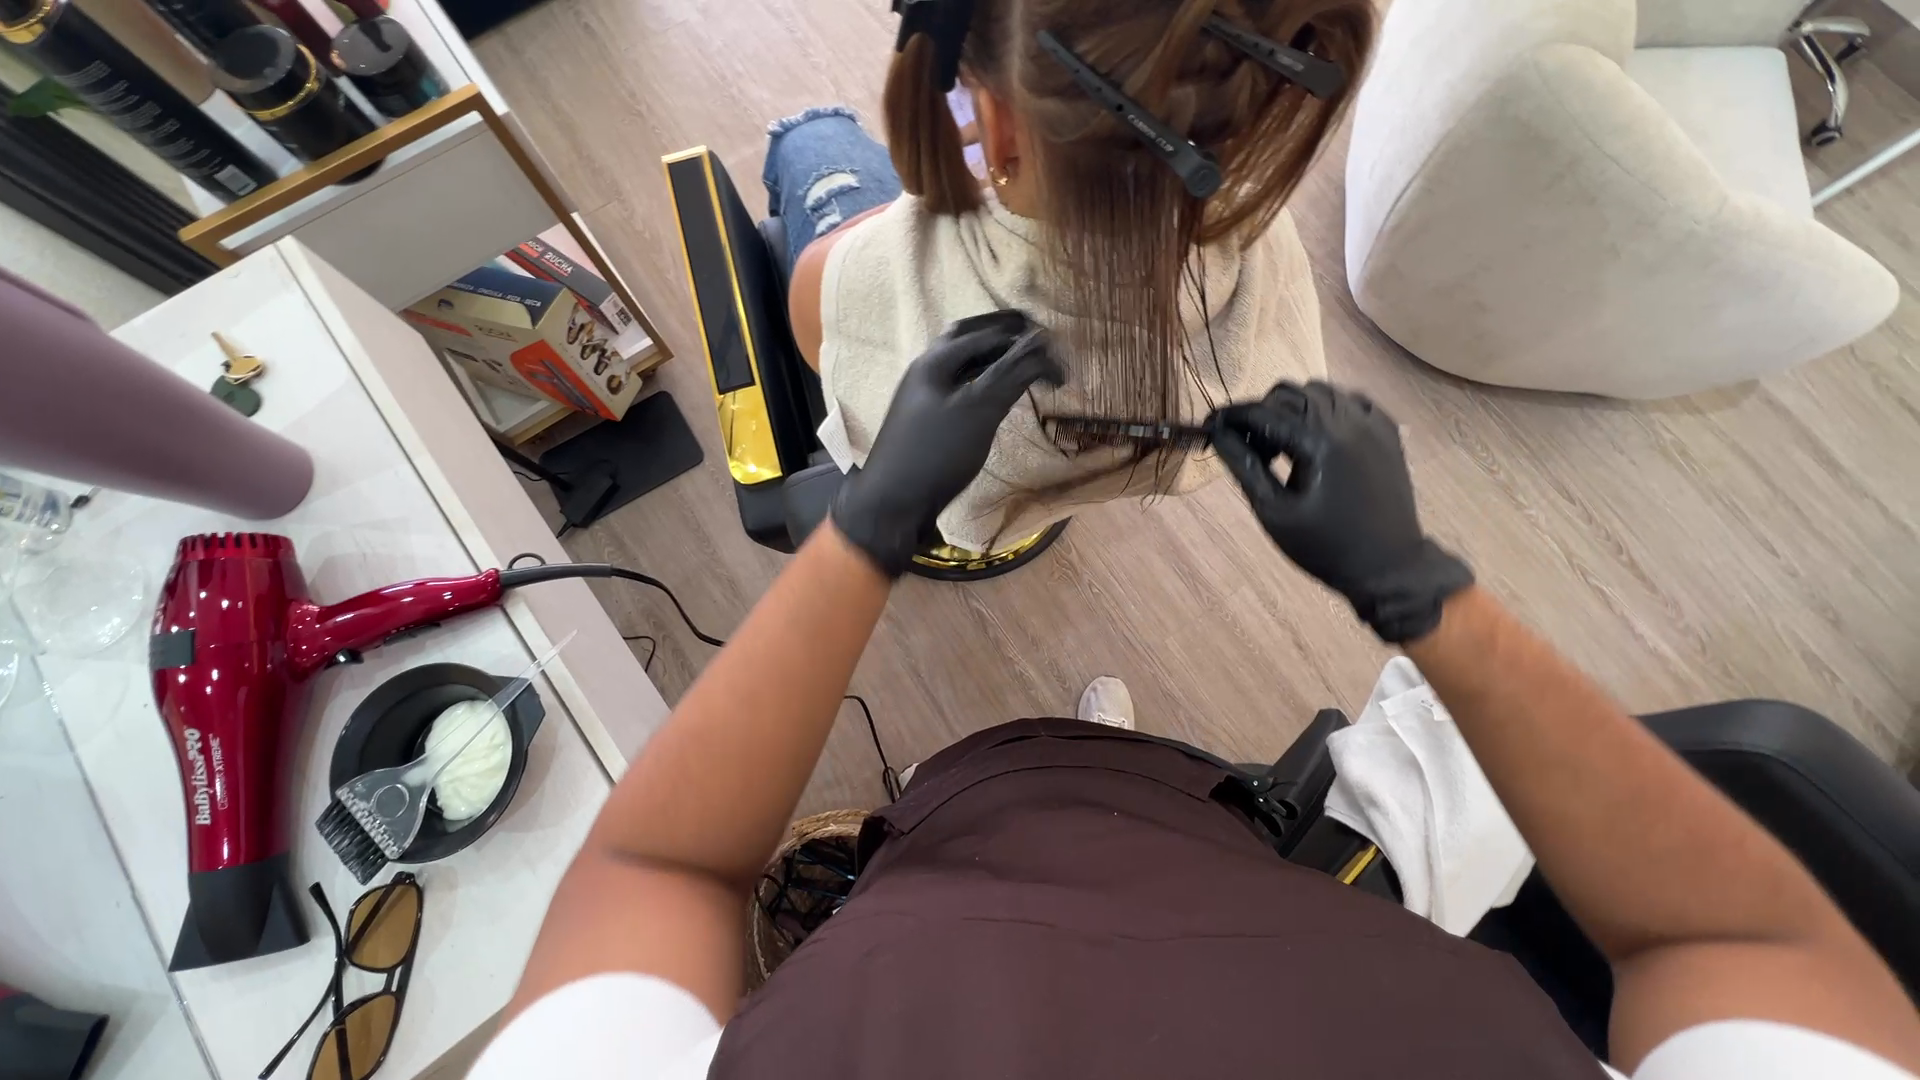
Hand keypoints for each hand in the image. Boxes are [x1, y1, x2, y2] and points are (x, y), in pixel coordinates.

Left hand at [832, 311, 1064, 575]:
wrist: (893, 504)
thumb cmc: (938, 454)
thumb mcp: (980, 409)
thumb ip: (1011, 372)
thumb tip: (1043, 341)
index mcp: (937, 359)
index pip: (992, 334)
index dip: (1029, 341)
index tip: (1060, 359)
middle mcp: (927, 369)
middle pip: (970, 337)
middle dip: (1005, 334)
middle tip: (1038, 339)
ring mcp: (924, 395)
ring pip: (963, 362)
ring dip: (994, 356)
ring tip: (1023, 363)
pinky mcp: (926, 420)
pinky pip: (960, 386)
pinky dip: (984, 380)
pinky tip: (997, 395)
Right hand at [1211, 380, 1471, 642]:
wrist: (1387, 565)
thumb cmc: (1322, 545)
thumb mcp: (1274, 511)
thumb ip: (1244, 467)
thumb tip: (1217, 434)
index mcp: (1318, 443)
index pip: (1263, 413)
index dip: (1231, 415)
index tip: (1210, 423)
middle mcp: (1347, 422)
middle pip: (1290, 393)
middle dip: (1261, 412)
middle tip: (1250, 445)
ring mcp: (1371, 423)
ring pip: (1320, 390)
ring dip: (1292, 407)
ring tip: (1283, 443)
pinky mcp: (1387, 431)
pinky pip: (1349, 400)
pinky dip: (1326, 408)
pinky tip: (1317, 435)